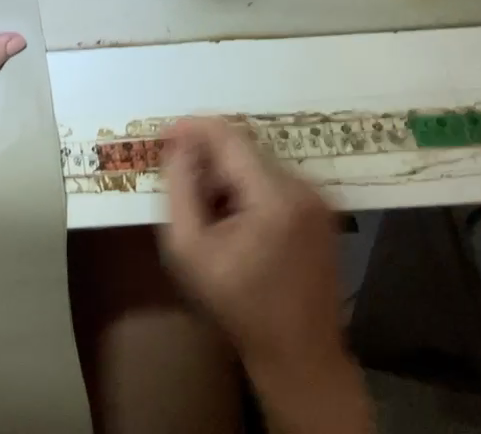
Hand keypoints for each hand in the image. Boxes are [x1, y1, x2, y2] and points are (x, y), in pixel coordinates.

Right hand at [159, 119, 345, 375]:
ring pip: (256, 160)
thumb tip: (177, 144)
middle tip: (177, 181)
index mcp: (275, 196)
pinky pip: (272, 178)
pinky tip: (230, 217)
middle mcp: (303, 187)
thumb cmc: (237, 304)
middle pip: (242, 146)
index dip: (191, 128)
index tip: (161, 136)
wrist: (299, 353)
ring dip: (224, 172)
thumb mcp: (189, 247)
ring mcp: (317, 199)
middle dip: (205, 155)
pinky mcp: (320, 210)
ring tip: (204, 207)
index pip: (228, 135)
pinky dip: (245, 186)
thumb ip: (179, 188)